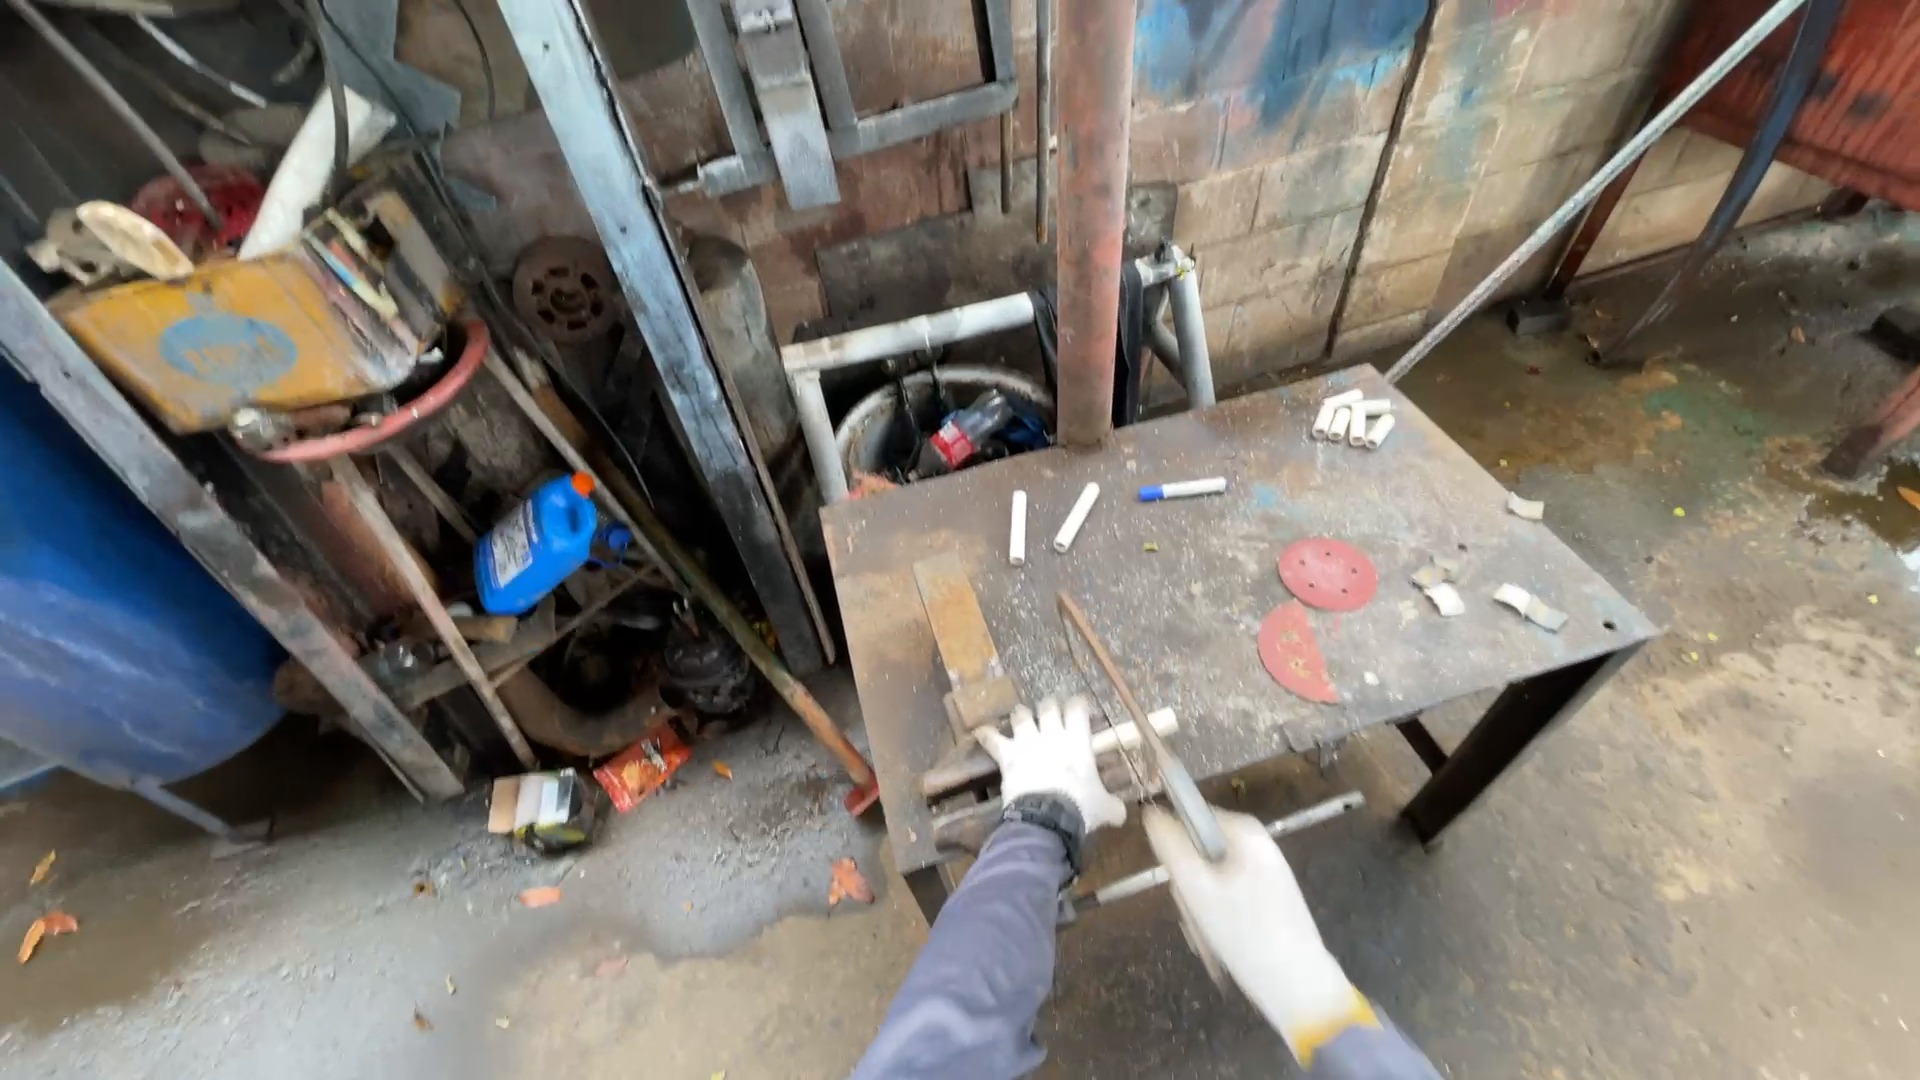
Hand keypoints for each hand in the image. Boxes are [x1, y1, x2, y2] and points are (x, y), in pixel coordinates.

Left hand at [974, 695, 1126, 832]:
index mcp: (1078, 741)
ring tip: (1021, 716)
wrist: (1048, 817)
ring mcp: (1028, 742)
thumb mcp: (1105, 808)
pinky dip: (986, 734)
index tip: (1078, 704)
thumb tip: (1122, 813)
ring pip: (1021, 716)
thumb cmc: (1080, 808)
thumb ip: (1113, 806)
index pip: (1078, 709)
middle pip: (1048, 706)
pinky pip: (992, 739)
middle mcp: (1052, 734)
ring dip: (1021, 715)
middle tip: (1050, 709)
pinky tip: (981, 731)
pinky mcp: (1008, 755)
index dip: (1078, 704)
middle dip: (1048, 705)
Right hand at [1143, 804, 1372, 1063]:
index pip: (1189, 817)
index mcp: (1244, 830)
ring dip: (1201, 903)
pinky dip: (1218, 913)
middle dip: (1190, 883)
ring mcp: (1265, 869)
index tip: (1178, 880)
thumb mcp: (1196, 888)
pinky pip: (1227, 892)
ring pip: (1210, 875)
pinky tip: (1223, 938)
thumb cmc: (1245, 934)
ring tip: (1210, 933)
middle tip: (1196, 914)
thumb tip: (1151, 812)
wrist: (1300, 989)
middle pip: (1199, 849)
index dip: (1175, 847)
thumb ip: (1170, 845)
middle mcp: (1257, 842)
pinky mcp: (1269, 895)